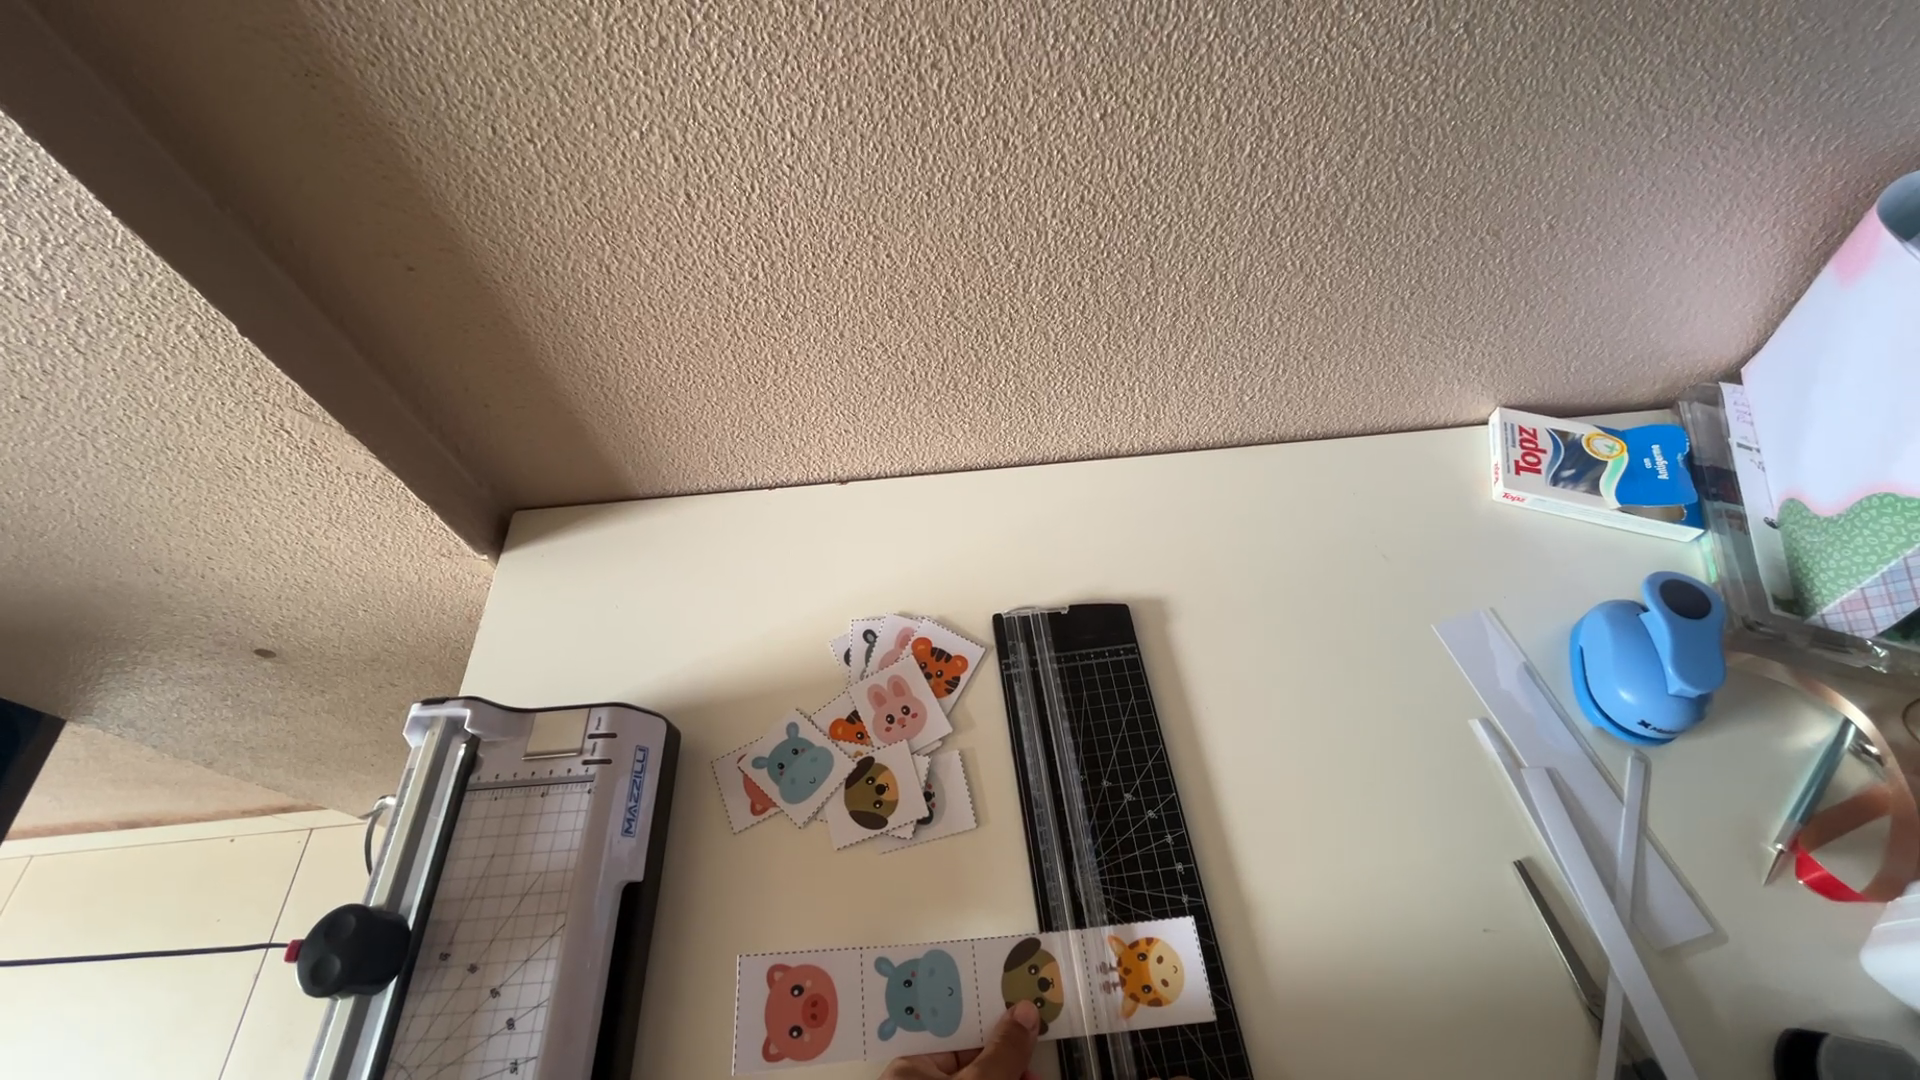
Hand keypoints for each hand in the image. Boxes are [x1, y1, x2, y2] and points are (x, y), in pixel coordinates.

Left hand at [878, 1001, 1041, 1079]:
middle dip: (1005, 1045)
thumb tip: (1025, 1010)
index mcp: (911, 1066)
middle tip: (1036, 1031)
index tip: (1013, 991)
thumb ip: (1002, 1053)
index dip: (984, 1006)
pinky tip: (1027, 1078)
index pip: (951, 1023)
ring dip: (1010, 1069)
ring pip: (980, 1074)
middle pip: (970, 1052)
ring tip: (1036, 1071)